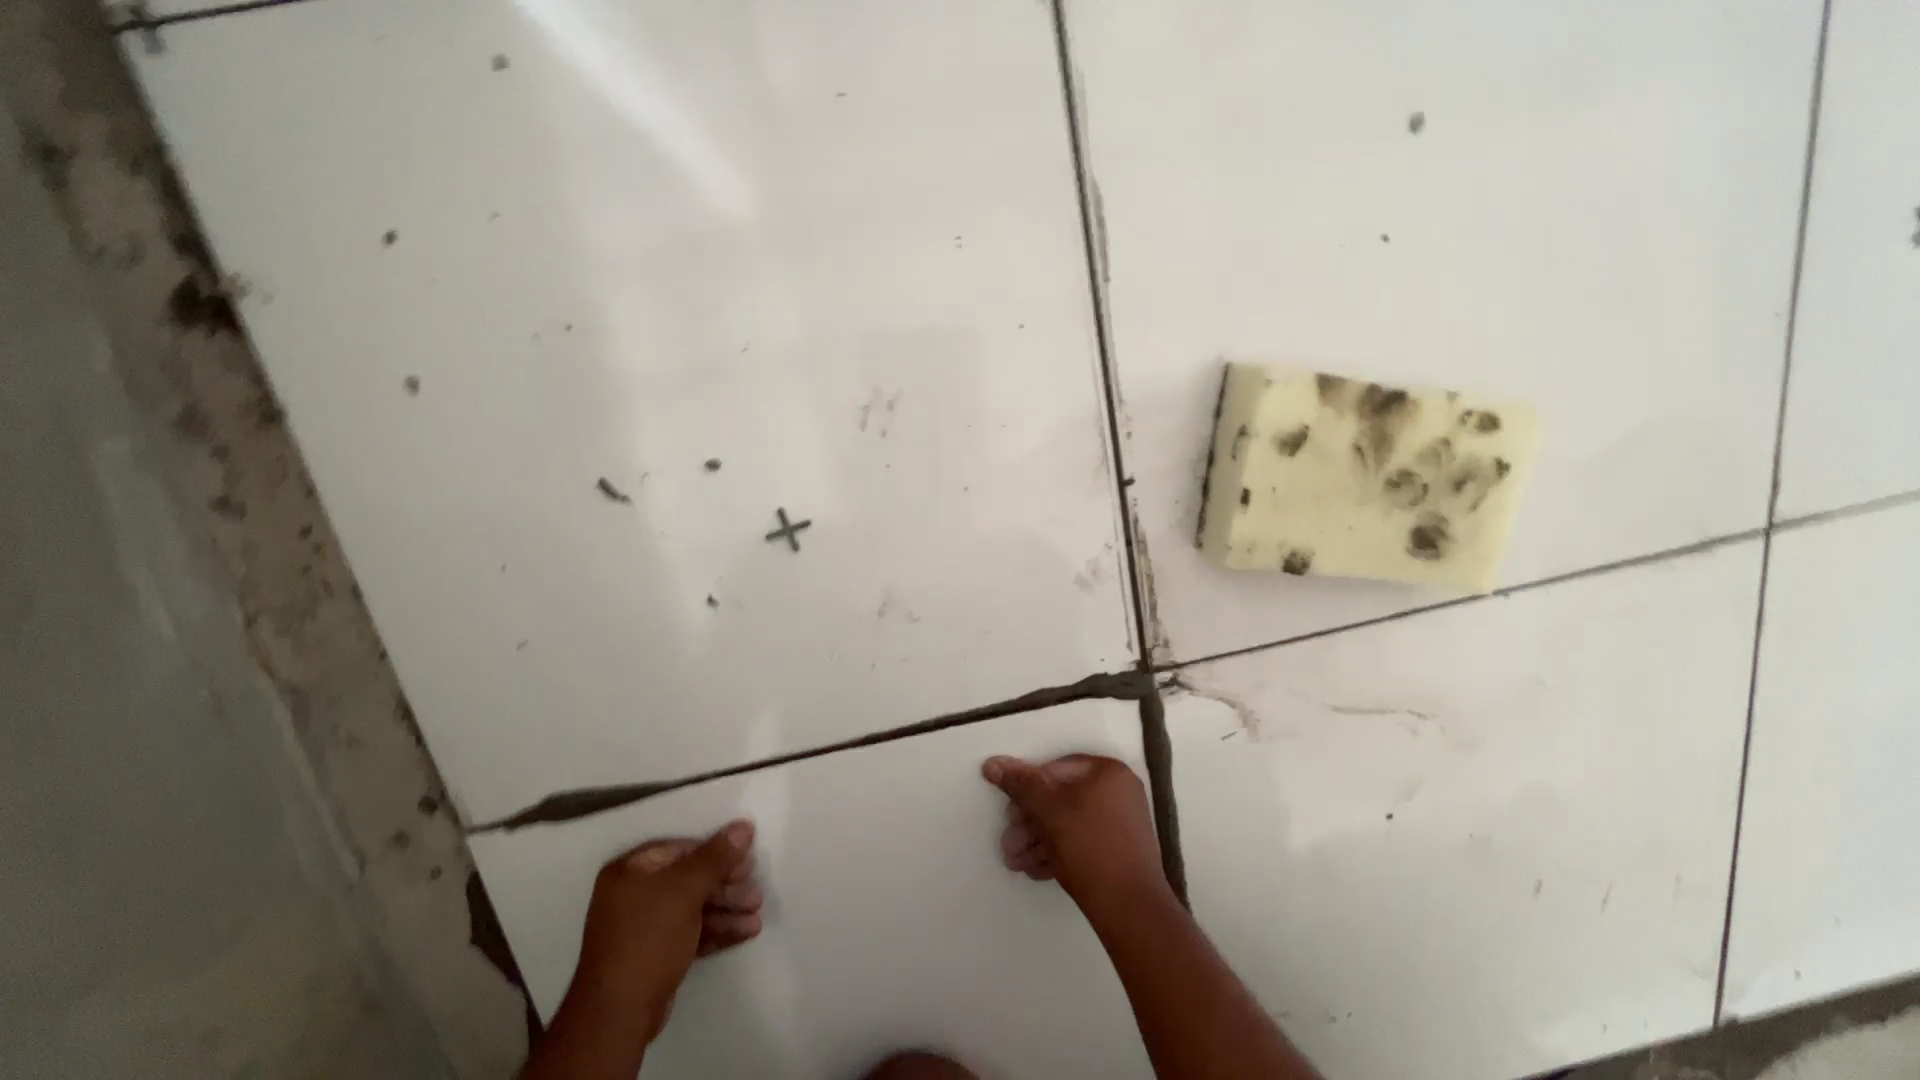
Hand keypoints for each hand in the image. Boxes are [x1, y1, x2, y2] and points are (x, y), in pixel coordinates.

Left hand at [563, 820, 761, 1044]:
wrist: (619, 1013)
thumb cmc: (648, 938)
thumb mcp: (684, 891)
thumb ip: (716, 858)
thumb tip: (743, 826)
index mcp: (630, 871)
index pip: (680, 849)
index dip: (716, 852)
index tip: (747, 860)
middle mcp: (633, 894)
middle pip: (689, 879)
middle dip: (726, 886)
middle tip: (755, 893)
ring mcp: (644, 926)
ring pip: (693, 908)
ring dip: (727, 909)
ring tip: (757, 916)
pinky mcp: (656, 954)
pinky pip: (692, 932)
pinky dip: (717, 930)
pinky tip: (746, 932)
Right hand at [982, 754, 1167, 910]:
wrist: (1131, 908)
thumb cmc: (1089, 847)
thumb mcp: (1049, 812)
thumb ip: (1020, 785)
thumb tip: (993, 763)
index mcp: (1108, 772)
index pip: (1055, 770)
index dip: (1027, 789)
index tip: (1010, 815)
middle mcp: (1118, 792)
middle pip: (1060, 798)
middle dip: (1029, 822)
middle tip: (1009, 843)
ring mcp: (1120, 822)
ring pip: (1067, 823)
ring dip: (1037, 840)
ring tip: (1015, 861)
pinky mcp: (1117, 850)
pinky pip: (1081, 841)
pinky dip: (1057, 852)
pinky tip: (1035, 869)